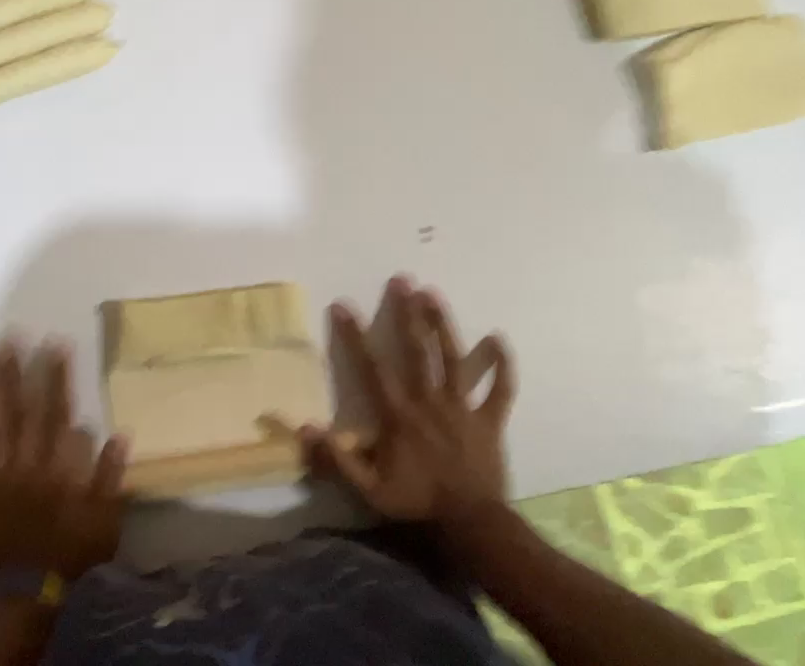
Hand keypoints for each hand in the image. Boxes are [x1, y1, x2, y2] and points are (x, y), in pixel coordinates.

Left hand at [0, 338, 128, 584]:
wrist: (21, 592)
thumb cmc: (68, 553)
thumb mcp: (104, 521)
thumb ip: (110, 477)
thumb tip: (119, 434)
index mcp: (55, 467)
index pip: (56, 410)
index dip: (56, 375)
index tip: (56, 344)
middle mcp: (22, 462)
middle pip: (18, 407)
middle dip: (16, 369)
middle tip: (11, 335)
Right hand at [300, 275, 516, 543]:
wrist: (472, 524)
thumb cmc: (417, 503)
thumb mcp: (367, 489)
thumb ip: (336, 459)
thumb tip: (303, 428)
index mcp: (399, 415)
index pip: (373, 367)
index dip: (356, 335)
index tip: (343, 305)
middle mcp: (430, 402)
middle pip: (418, 350)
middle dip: (408, 314)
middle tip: (403, 280)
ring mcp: (463, 408)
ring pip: (455, 359)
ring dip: (444, 325)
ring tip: (434, 294)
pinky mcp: (489, 421)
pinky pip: (499, 390)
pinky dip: (501, 366)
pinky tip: (499, 338)